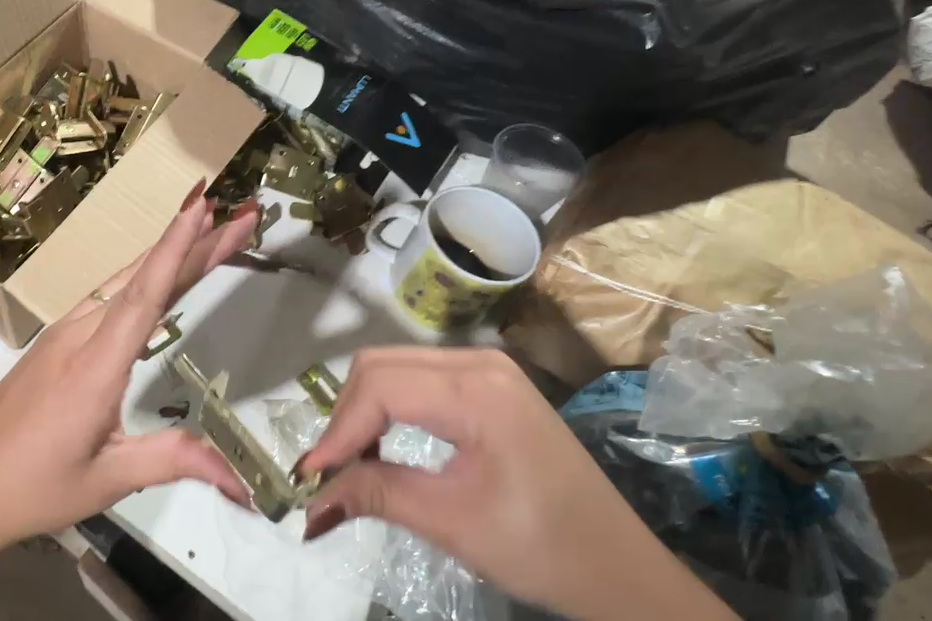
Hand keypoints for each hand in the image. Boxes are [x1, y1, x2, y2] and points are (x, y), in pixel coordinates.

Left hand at [0, 183, 258, 562]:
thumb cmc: (34, 488)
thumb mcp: (108, 481)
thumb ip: (174, 462)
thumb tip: (244, 483)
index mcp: (95, 365)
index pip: (145, 294)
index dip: (176, 248)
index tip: (203, 209)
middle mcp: (79, 335)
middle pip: (143, 278)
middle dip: (193, 244)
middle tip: (241, 218)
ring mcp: (62, 333)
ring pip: (123, 283)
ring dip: (169, 257)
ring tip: (211, 235)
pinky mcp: (54, 341)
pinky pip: (106, 299)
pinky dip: (143, 279)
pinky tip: (160, 278)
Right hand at [296, 348, 734, 620]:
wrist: (621, 569)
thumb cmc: (545, 548)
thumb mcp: (454, 524)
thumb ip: (377, 495)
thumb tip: (310, 501)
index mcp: (478, 389)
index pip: (380, 386)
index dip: (338, 428)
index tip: (311, 476)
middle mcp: (478, 362)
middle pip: (380, 366)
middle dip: (346, 416)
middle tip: (329, 472)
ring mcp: (486, 368)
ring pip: (393, 368)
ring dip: (363, 411)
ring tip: (351, 464)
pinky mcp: (488, 384)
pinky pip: (417, 379)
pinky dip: (388, 408)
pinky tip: (382, 446)